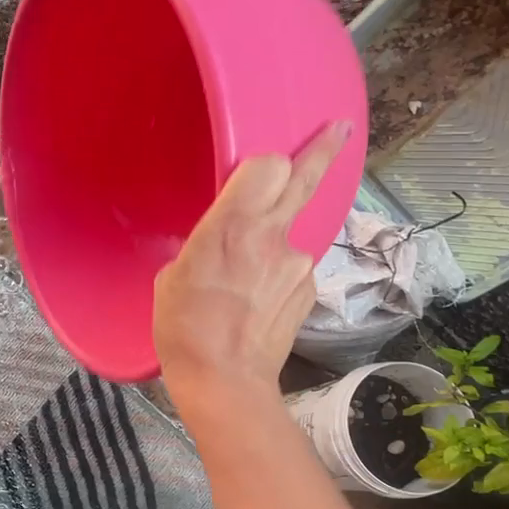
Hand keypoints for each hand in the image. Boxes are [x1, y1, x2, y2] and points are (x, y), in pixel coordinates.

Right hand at [153, 120, 351, 417]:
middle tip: (337, 129)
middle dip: (323, 150)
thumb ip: (202, 249)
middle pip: (305, 178)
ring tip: (244, 282)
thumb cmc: (182, 329)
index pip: (268, 165)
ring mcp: (298, 264)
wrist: (224, 379)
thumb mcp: (171, 279)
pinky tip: (255, 305)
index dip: (263, 165)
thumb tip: (220, 247)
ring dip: (274, 244)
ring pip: (290, 235)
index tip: (261, 166)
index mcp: (232, 226)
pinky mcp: (309, 290)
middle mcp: (274, 236)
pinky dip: (277, 278)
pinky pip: (292, 270)